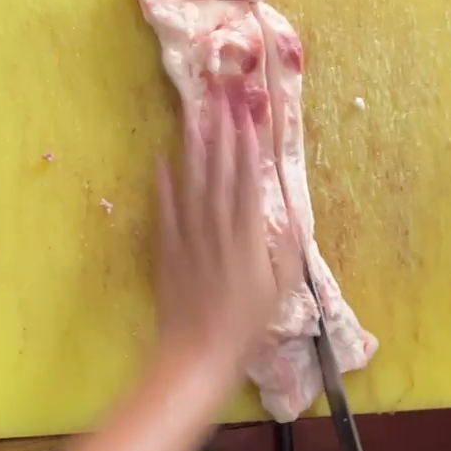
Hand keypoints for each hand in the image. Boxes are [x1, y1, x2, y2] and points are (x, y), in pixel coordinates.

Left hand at [155, 100, 284, 373]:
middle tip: (220, 98)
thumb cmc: (246, 324)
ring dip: (192, 148)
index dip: (247, 145)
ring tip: (193, 115)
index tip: (247, 115)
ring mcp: (188, 237)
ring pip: (190, 184)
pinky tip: (161, 161)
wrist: (198, 352)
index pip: (247, 180)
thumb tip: (289, 210)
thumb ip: (286, 246)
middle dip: (221, 133)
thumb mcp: (280, 288)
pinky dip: (163, 185)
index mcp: (248, 236)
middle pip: (218, 172)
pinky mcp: (167, 249)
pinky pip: (164, 211)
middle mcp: (216, 227)